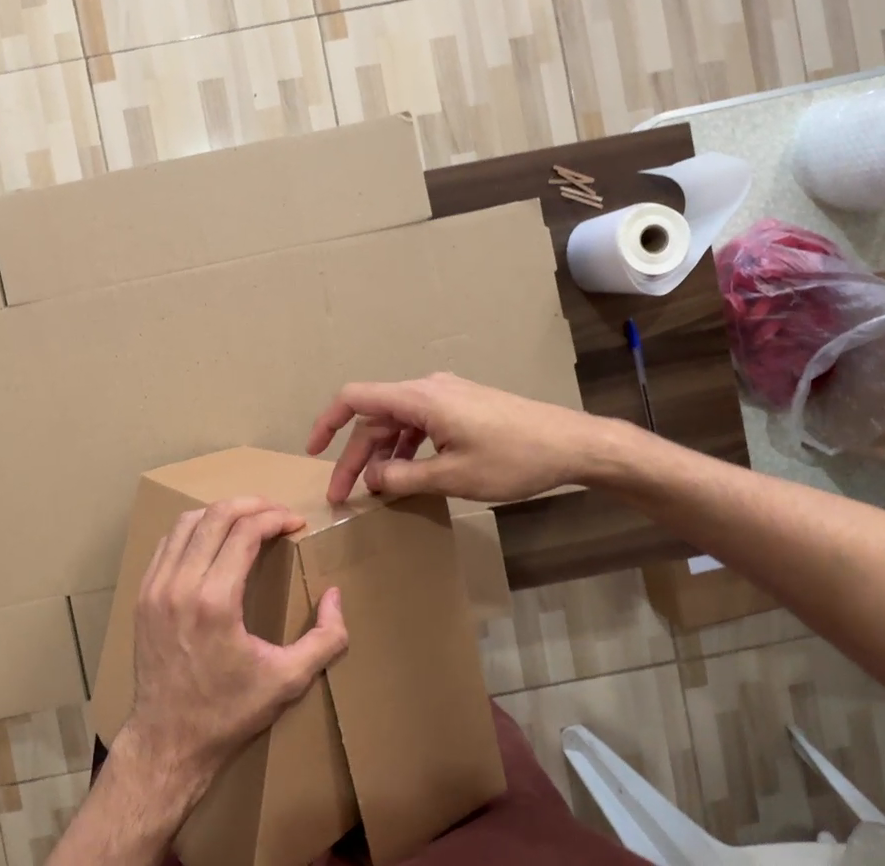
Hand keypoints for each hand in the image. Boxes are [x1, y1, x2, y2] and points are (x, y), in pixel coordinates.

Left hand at [117, 497, 349, 790]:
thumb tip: (336, 596)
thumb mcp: (288, 681)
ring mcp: (155, 588)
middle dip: (252, 505)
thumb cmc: (229, 712)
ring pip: (187, 522)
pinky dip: (194, 530)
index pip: (245, 531)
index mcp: (215, 601)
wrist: (169, 740)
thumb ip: (325, 638)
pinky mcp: (142, 596)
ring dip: (221, 513)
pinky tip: (214, 540)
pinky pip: (167, 543)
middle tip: (277, 514)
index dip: (276, 518)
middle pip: (216, 515)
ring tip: (249, 521)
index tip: (297, 524)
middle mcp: (180, 585)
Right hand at [306, 372, 617, 503]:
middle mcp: (428, 389)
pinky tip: (408, 474)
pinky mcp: (463, 406)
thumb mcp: (453, 477)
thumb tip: (371, 479)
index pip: (355, 398)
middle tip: (343, 495)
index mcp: (420, 398)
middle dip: (356, 456)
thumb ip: (404, 477)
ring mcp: (447, 396)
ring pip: (398, 422)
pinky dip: (406, 447)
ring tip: (375, 490)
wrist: (571, 444)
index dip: (327, 422)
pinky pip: (420, 424)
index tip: (313, 452)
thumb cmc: (512, 459)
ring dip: (382, 454)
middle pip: (376, 417)